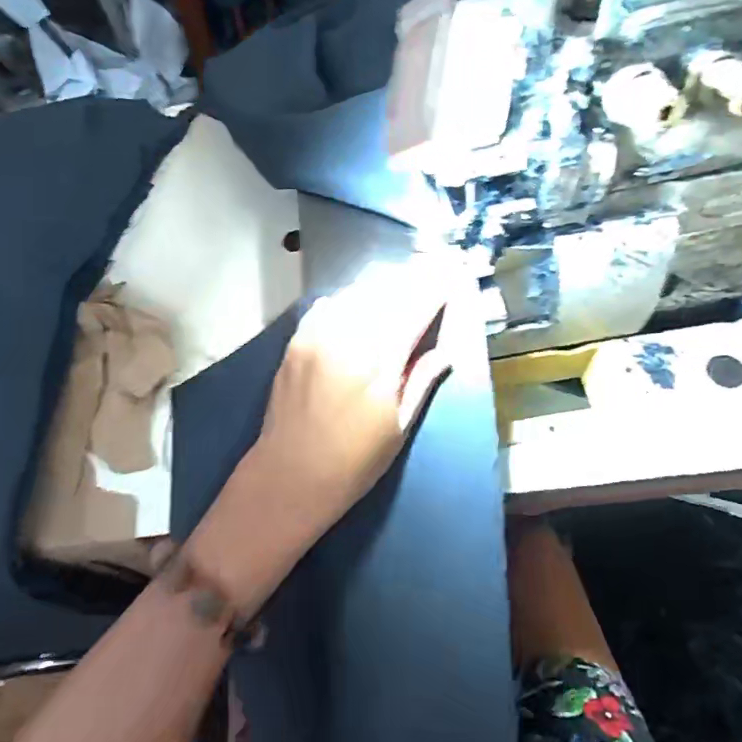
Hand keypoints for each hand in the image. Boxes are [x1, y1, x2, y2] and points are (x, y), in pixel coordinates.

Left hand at [192, 263, 454, 611]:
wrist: (288, 476)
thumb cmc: (352, 464)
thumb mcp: (397, 430)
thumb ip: (419, 383)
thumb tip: (443, 352)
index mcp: (378, 365)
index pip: (414, 310)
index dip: (436, 287)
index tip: (453, 268)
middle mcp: (346, 340)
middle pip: (386, 294)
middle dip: (413, 279)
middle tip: (433, 266)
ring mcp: (315, 337)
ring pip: (356, 294)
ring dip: (382, 287)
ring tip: (400, 284)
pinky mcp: (296, 341)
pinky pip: (327, 306)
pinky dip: (349, 299)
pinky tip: (359, 305)